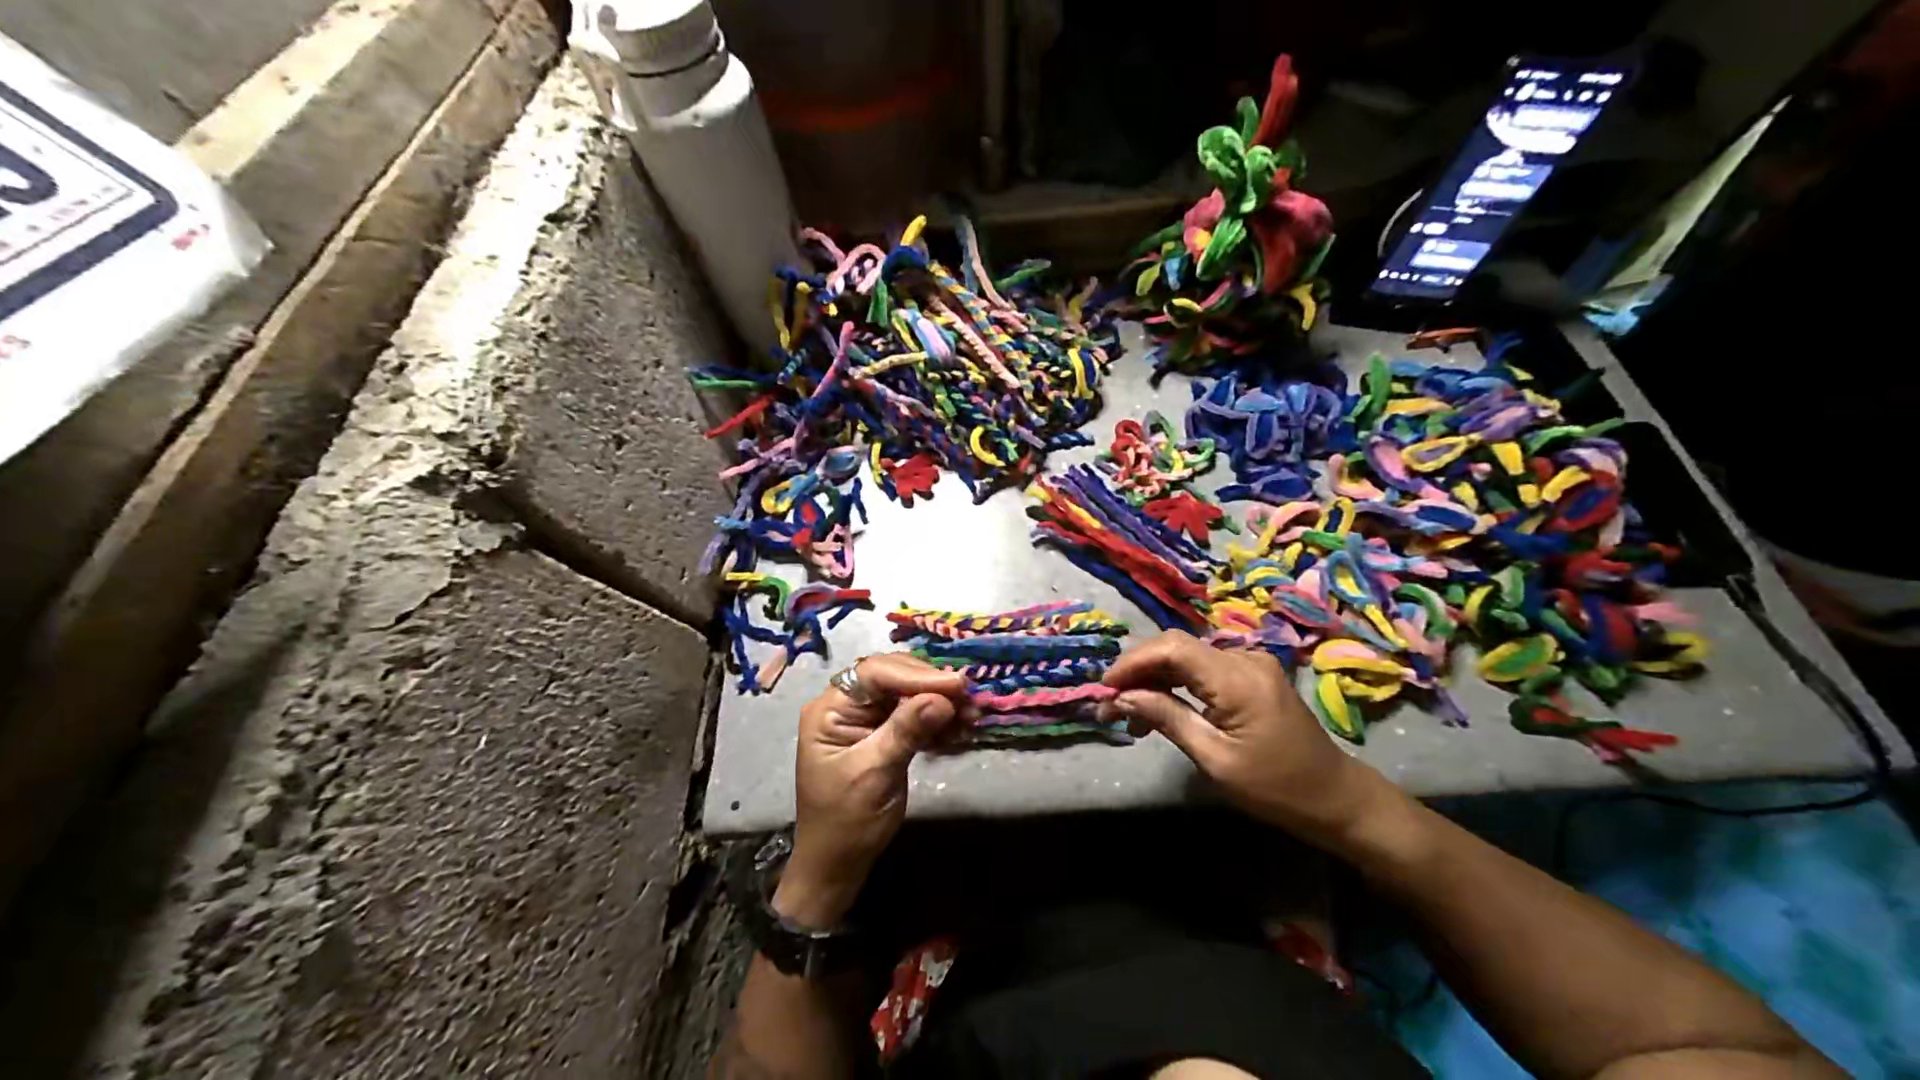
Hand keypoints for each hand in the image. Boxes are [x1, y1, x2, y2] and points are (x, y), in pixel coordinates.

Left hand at [779, 653, 971, 927]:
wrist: (837, 864)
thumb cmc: (846, 821)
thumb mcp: (874, 773)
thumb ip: (905, 731)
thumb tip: (942, 698)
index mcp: (830, 709)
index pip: (874, 673)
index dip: (916, 675)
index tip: (956, 685)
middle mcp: (847, 705)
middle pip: (893, 677)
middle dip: (932, 685)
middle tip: (970, 696)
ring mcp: (866, 719)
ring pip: (908, 694)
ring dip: (941, 701)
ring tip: (973, 713)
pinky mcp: (885, 734)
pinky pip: (914, 715)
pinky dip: (939, 719)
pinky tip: (962, 726)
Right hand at [1101, 630, 1406, 846]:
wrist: (1335, 797)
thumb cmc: (1275, 787)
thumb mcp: (1215, 759)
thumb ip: (1167, 717)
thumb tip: (1122, 696)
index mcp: (1238, 678)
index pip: (1172, 648)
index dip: (1132, 662)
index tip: (1104, 689)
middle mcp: (1244, 658)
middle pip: (1176, 647)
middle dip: (1138, 671)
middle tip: (1110, 705)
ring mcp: (1250, 663)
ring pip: (1186, 656)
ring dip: (1154, 679)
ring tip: (1130, 714)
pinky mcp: (1251, 674)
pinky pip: (1203, 668)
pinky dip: (1176, 683)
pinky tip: (1159, 708)